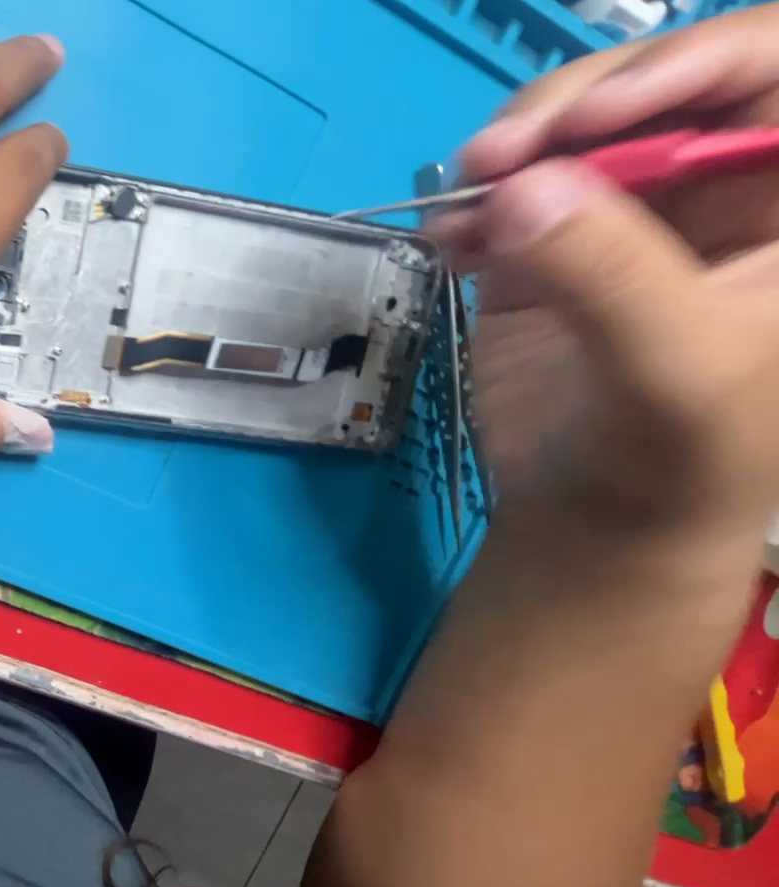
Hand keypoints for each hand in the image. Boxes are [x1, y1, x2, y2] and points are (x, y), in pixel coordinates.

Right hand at [425, 7, 778, 545]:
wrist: (594, 519)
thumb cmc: (680, 451)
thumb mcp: (676, 362)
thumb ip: (613, 273)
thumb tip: (517, 187)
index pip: (776, 71)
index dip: (696, 64)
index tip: (596, 118)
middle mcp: (720, 186)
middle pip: (658, 88)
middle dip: (575, 106)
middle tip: (496, 154)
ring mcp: (622, 219)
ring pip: (568, 137)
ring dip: (509, 156)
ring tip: (461, 195)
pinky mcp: (541, 256)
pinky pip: (500, 204)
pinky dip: (464, 212)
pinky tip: (444, 239)